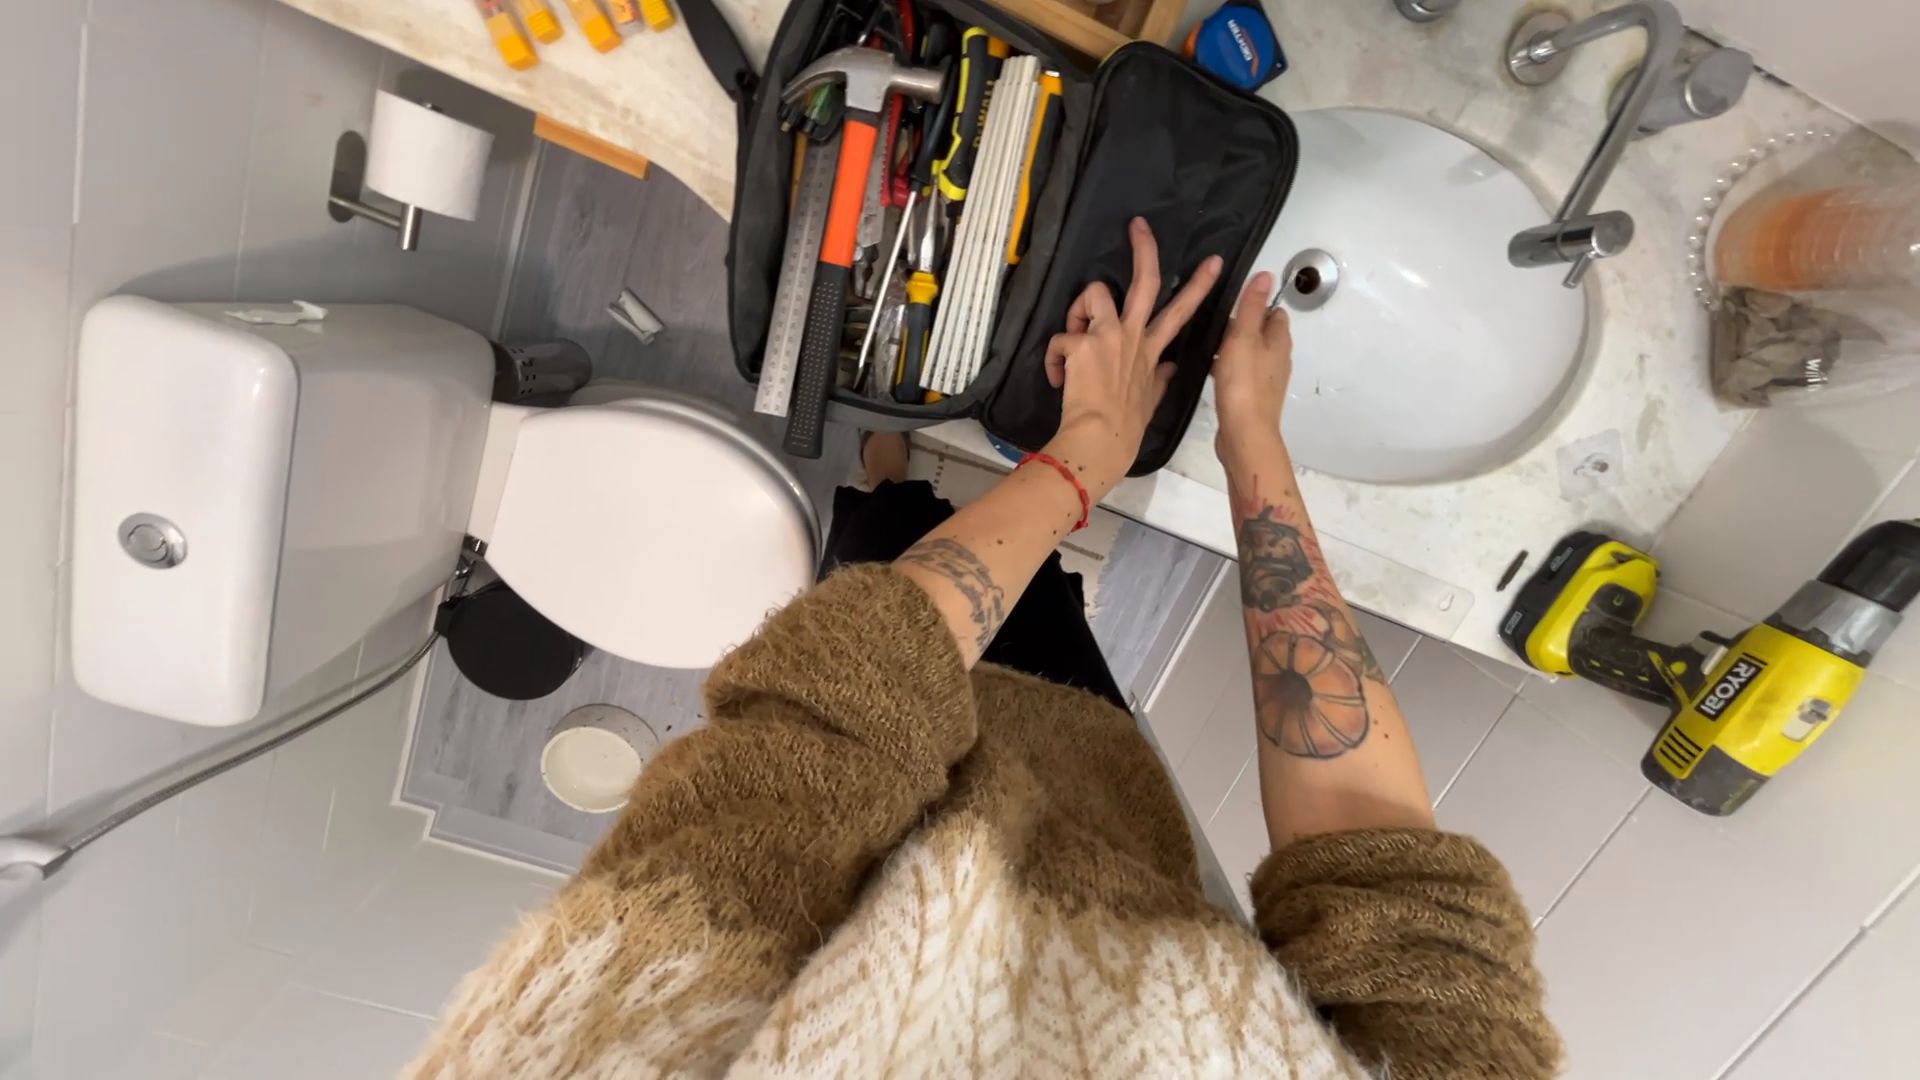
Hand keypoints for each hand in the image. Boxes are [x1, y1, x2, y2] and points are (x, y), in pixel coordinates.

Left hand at [1043, 218, 1221, 499]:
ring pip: (1096, 292)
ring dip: (1079, 307)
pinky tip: (1056, 379)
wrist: (1100, 441)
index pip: (1181, 313)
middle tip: (1138, 226)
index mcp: (1151, 353)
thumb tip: (1170, 368)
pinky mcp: (1081, 344)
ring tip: (1071, 335)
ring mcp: (1109, 336)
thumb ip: (1160, 380)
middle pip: (1145, 280)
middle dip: (1144, 248)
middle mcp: (1133, 337)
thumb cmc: (1124, 430)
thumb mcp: (1150, 403)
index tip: (1213, 261)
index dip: (1198, 285)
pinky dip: (1054, 358)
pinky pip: (1061, 338)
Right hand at [1211, 271, 1292, 468]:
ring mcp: (1266, 380)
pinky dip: (1229, 369)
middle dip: (1241, 327)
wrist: (1244, 433)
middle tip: (1212, 325)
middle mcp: (1277, 359)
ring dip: (1233, 349)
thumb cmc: (1243, 384)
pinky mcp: (1253, 398)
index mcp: (1279, 341)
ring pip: (1250, 355)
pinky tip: (1212, 373)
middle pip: (1262, 333)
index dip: (1255, 305)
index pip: (1274, 312)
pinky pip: (1242, 375)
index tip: (1230, 304)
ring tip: (1207, 348)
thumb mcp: (1243, 338)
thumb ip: (1251, 307)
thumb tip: (1266, 275)